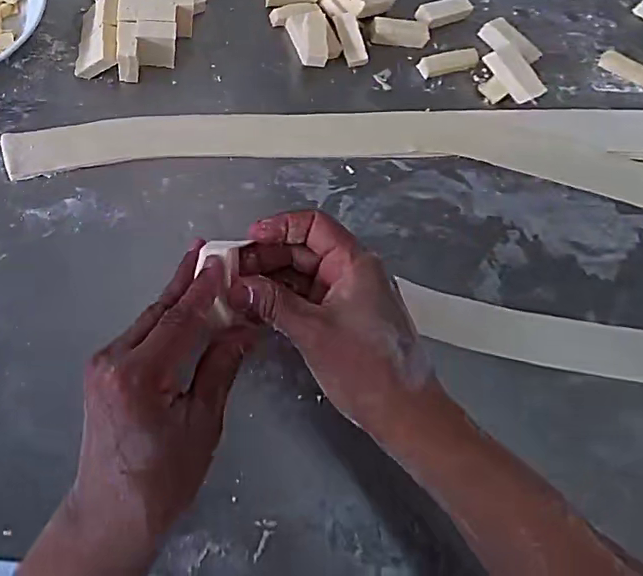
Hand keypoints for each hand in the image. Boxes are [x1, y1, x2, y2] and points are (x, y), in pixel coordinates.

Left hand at [26, 241, 253, 574]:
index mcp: (139, 375)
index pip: (179, 320)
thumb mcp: (202, 424)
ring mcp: (102, 364)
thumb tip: (243, 329)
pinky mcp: (100, 370)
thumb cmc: (162, 481)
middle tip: (206, 249)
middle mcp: (113, 361)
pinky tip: (179, 310)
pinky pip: (138, 335)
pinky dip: (161, 320)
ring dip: (174, 298)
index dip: (203, 288)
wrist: (110, 514)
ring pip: (147, 320)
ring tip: (197, 270)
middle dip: (185, 280)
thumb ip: (220, 368)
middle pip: (159, 311)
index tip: (221, 261)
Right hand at [234, 210, 445, 442]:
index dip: (280, 226)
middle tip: (235, 270)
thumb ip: (273, 304)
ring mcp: (347, 295)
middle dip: (267, 256)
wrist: (407, 416)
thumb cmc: (370, 370)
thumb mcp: (314, 332)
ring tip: (239, 289)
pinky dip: (282, 299)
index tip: (251, 238)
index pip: (314, 225)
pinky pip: (306, 296)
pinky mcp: (341, 317)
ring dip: (270, 279)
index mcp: (354, 263)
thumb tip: (239, 286)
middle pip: (303, 249)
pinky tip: (257, 307)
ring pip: (301, 274)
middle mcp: (351, 272)